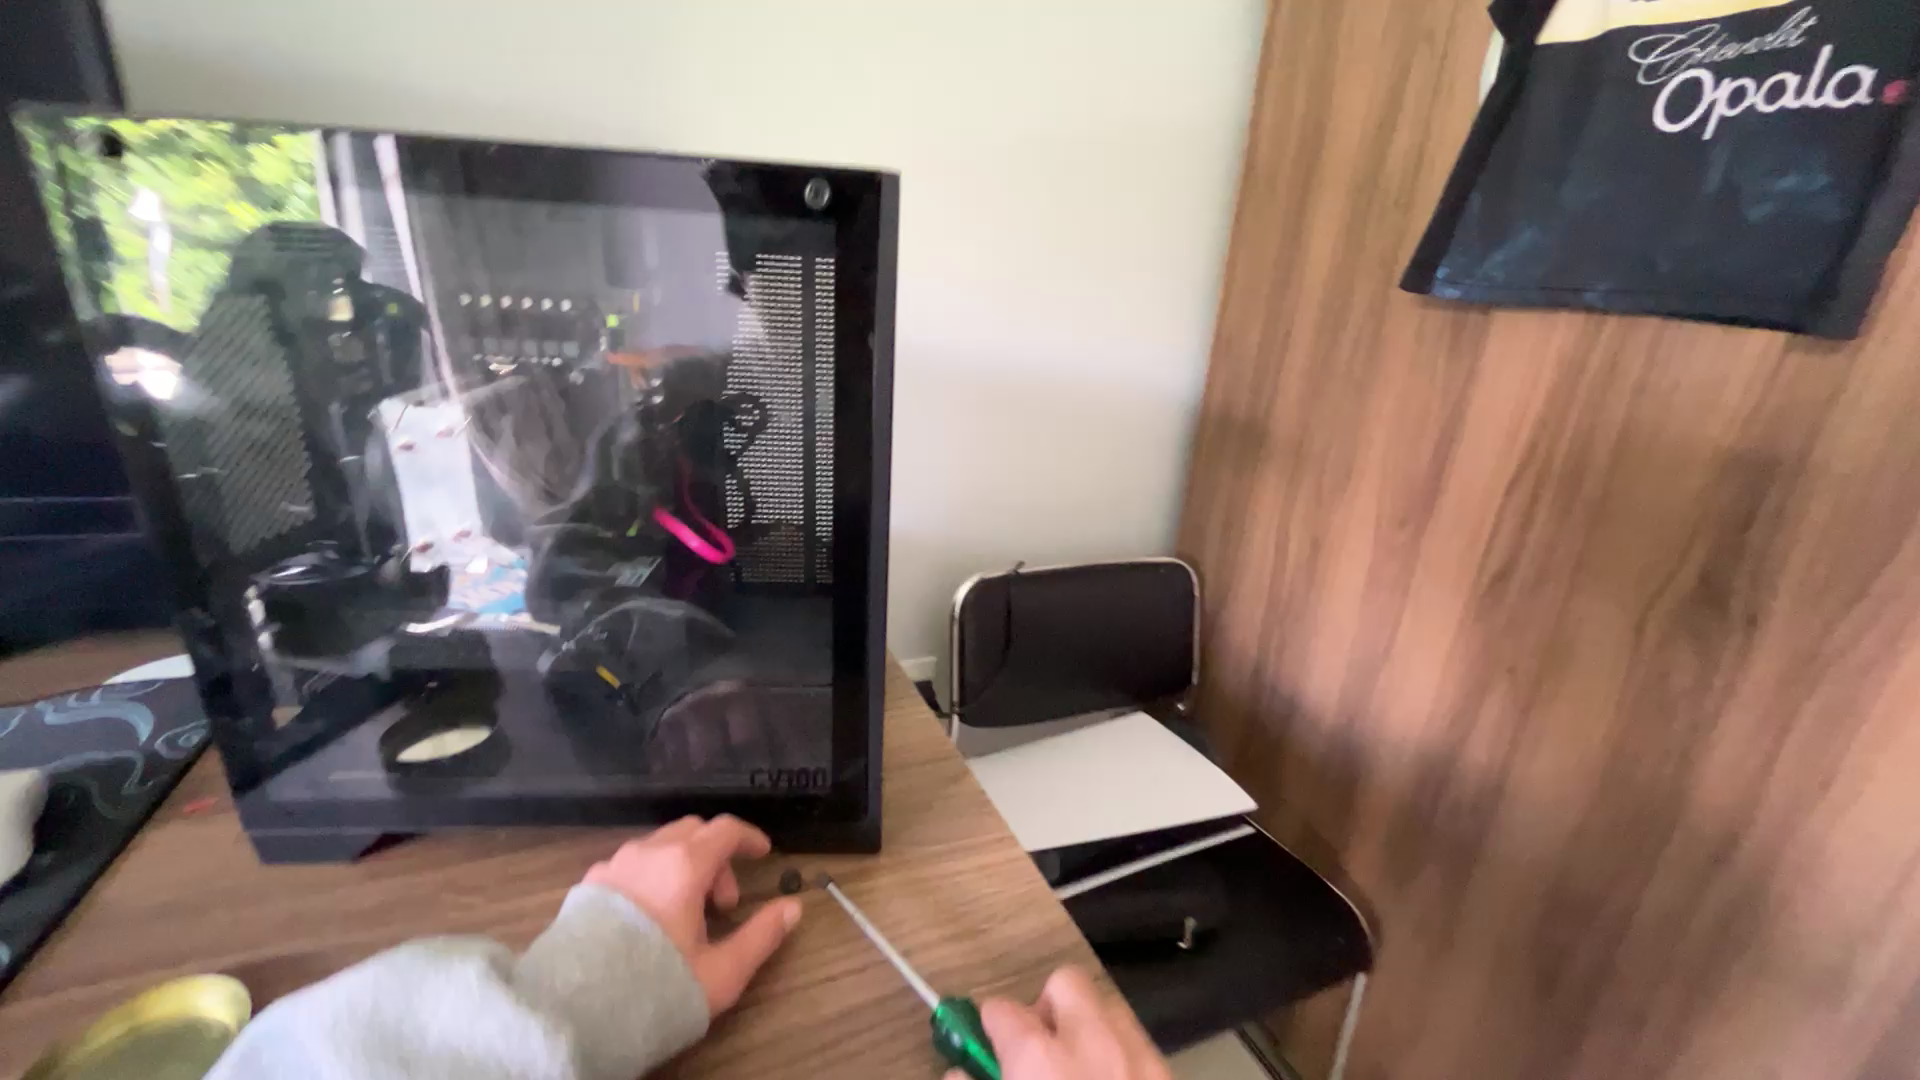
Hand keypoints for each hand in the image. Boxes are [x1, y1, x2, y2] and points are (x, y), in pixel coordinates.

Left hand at [582, 815, 802, 1014]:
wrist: (568, 1017)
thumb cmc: (655, 990)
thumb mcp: (721, 973)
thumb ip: (761, 935)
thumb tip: (793, 908)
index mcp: (685, 864)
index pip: (726, 830)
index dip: (749, 838)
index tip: (763, 854)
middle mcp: (649, 852)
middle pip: (693, 832)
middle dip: (716, 857)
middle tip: (723, 903)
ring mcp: (613, 866)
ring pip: (659, 846)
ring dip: (683, 866)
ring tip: (685, 914)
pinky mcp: (586, 887)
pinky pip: (630, 866)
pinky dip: (651, 877)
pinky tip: (647, 919)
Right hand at [952, 967, 1170, 1079]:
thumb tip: (958, 1071)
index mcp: (1040, 1057)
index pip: (1002, 1010)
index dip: (991, 1024)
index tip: (989, 1042)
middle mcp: (1092, 1044)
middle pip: (1064, 983)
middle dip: (1047, 1006)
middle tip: (1036, 1050)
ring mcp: (1139, 1060)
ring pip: (1108, 1008)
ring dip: (1089, 1027)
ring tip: (1078, 1069)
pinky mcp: (1169, 1075)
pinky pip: (1141, 1046)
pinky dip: (1123, 1056)